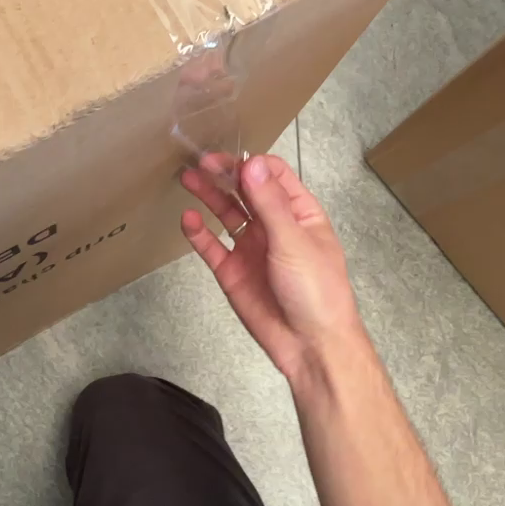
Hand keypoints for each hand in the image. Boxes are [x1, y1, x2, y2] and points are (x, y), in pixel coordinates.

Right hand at [180, 154, 368, 386]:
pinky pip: (212, 247)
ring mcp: (251, 248)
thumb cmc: (317, 289)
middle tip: (201, 162)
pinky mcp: (232, 271)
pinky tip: (187, 219)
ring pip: (226, 214)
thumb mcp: (294, 241)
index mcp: (299, 213)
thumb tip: (251, 163)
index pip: (273, 176)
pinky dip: (198, 233)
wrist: (310, 344)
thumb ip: (269, 203)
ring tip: (187, 178)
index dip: (252, 165)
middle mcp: (273, 226)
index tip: (231, 161)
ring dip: (209, 196)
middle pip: (245, 191)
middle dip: (225, 175)